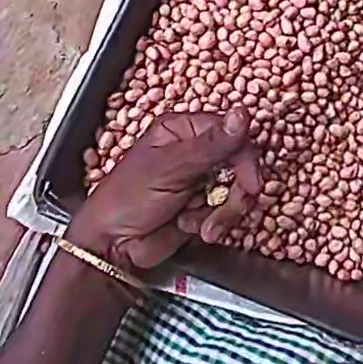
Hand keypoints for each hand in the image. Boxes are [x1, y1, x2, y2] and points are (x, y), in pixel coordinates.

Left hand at [65, 109, 261, 274]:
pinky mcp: (200, 206)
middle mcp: (193, 150)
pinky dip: (212, 223)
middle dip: (236, 192)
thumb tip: (243, 115)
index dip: (244, 158)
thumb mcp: (170, 168)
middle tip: (229, 210)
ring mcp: (198, 179)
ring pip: (235, 190)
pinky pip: (225, 211)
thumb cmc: (128, 199)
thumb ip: (210, 145)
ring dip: (223, 212)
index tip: (251, 184)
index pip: (230, 133)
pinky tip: (190, 228)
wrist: (111, 248)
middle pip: (238, 163)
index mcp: (182, 130)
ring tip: (201, 226)